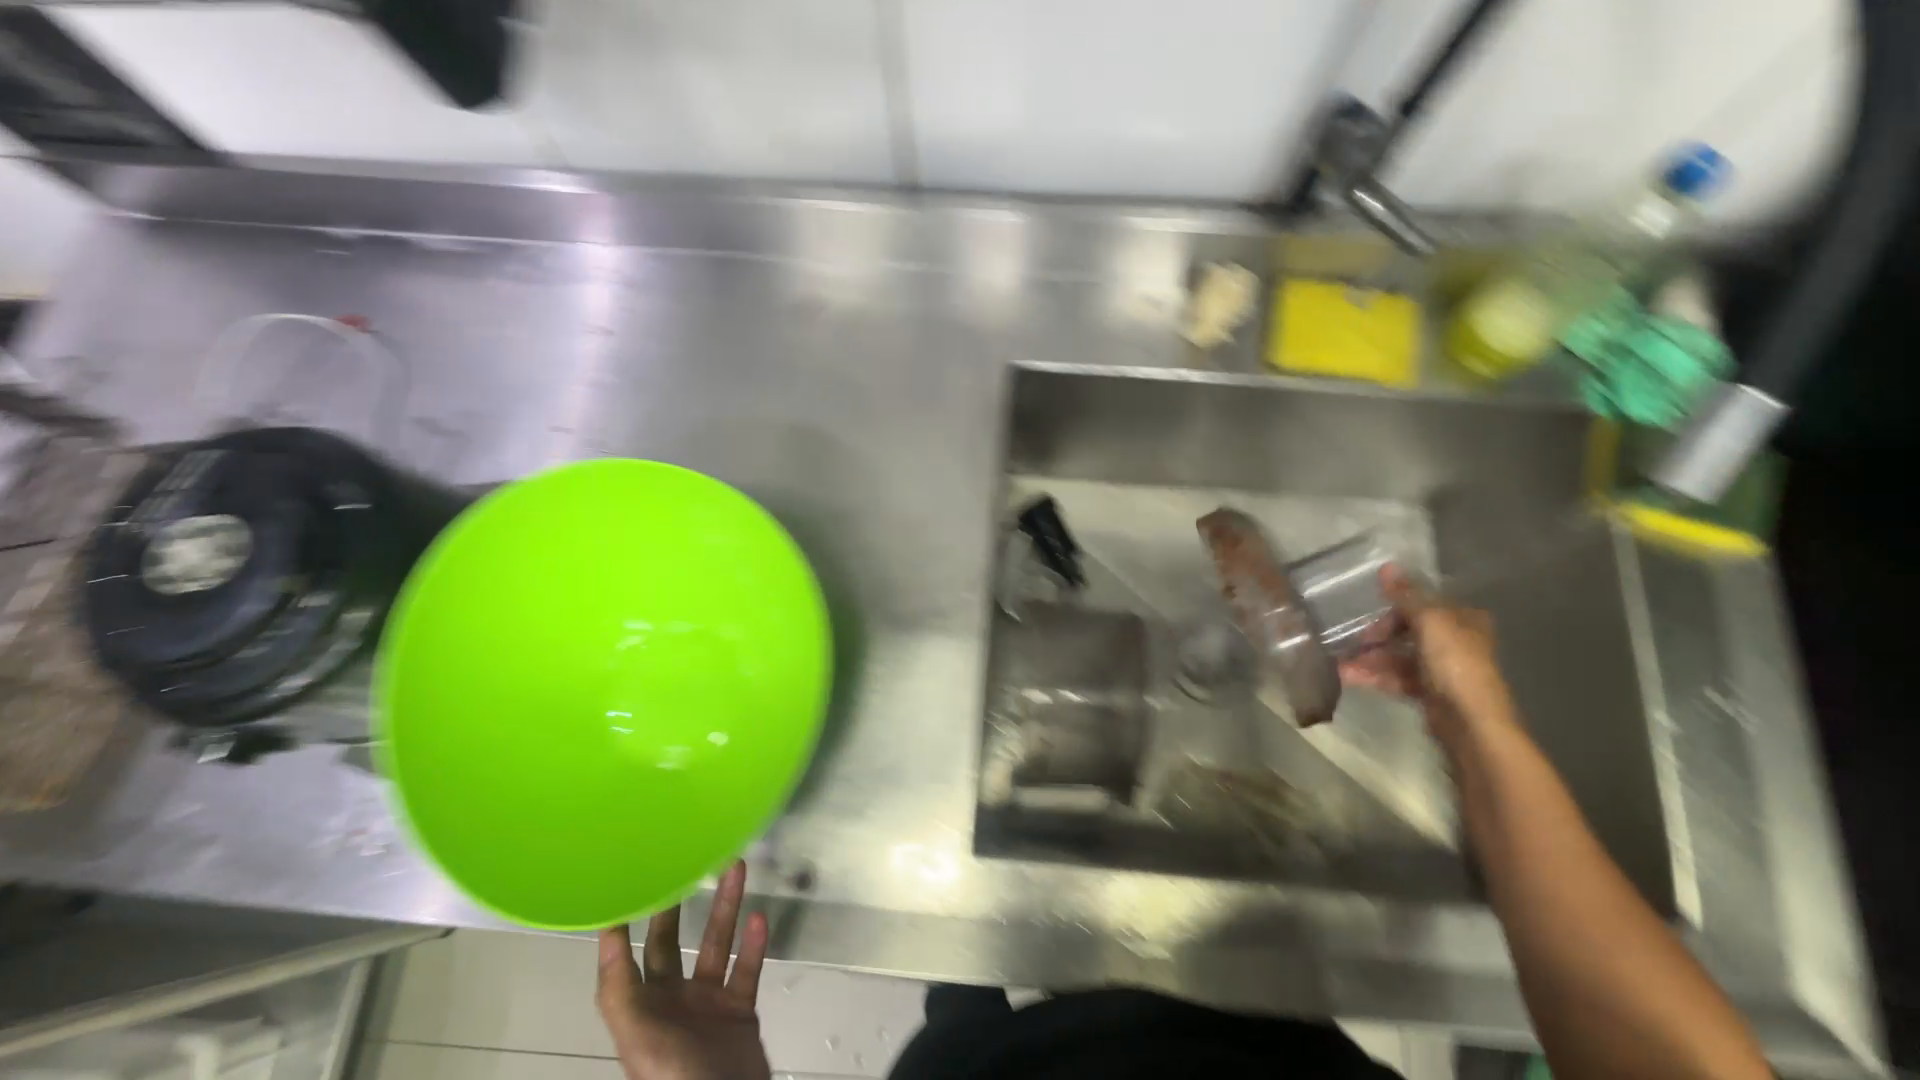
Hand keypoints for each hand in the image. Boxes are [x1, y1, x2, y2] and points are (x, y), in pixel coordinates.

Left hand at [596, 860, 771, 1079]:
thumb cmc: (673, 1076)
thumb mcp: (638, 1037)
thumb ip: (620, 988)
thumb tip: (605, 933)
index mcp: (639, 1007)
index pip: (626, 953)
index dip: (625, 919)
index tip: (628, 876)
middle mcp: (670, 1000)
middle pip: (672, 942)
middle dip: (679, 904)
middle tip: (687, 860)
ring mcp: (707, 1005)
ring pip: (716, 946)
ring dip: (726, 909)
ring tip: (734, 869)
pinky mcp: (739, 1012)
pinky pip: (747, 970)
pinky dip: (754, 944)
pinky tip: (760, 918)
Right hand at [1338, 564, 1518, 745]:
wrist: (1470, 721)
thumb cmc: (1455, 663)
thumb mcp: (1430, 621)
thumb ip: (1406, 595)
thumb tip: (1386, 566)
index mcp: (1463, 619)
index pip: (1424, 604)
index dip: (1396, 606)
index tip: (1370, 611)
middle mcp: (1455, 641)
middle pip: (1409, 631)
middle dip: (1378, 636)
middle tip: (1355, 641)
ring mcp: (1442, 669)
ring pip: (1400, 657)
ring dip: (1371, 659)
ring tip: (1340, 664)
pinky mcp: (1430, 694)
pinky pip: (1397, 678)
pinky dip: (1375, 677)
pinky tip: (1349, 677)